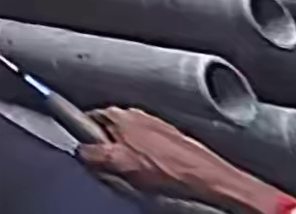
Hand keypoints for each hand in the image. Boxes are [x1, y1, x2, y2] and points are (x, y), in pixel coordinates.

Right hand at [79, 108, 290, 213]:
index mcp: (115, 113)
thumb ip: (92, 154)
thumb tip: (80, 151)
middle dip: (113, 147)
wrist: (214, 182)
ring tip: (147, 175)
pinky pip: (154, 146)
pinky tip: (163, 174)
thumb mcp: (120, 165)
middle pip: (111, 129)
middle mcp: (133, 112)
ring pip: (133, 138)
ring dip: (135, 154)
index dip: (90, 139)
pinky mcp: (174, 137)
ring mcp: (156, 123)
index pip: (88, 119)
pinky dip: (155, 159)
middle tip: (123, 169)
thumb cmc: (171, 172)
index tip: (96, 155)